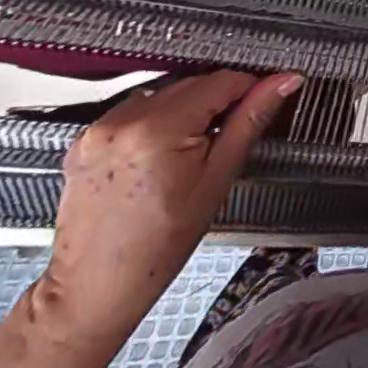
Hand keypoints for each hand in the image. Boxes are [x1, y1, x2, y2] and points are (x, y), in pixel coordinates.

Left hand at [35, 69, 302, 345]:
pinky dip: (153, 123)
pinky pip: (134, 110)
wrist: (95, 287)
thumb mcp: (217, 179)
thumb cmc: (158, 245)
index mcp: (160, 128)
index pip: (220, 80)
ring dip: (184, 111)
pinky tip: (157, 158)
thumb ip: (251, 121)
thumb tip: (282, 83)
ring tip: (186, 156)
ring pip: (163, 93)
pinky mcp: (85, 136)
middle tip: (222, 143)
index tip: (259, 103)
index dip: (247, 90)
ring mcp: (100, 126)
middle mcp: (124, 118)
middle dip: (214, 104)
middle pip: (190, 84)